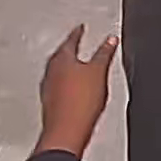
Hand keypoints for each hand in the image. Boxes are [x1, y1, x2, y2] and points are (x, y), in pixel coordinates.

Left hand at [34, 25, 117, 156]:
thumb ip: (105, 53)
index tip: (80, 27)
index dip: (77, 33)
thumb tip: (111, 39)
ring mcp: (49, 88)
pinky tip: (74, 89)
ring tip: (78, 65)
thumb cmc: (79, 103)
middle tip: (76, 41)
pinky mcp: (50, 104)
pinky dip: (67, 83)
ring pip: (58, 71)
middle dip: (70, 48)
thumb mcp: (99, 71)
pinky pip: (58, 86)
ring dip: (68, 66)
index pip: (70, 39)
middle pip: (61, 54)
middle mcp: (51, 71)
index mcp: (62, 58)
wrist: (66, 134)